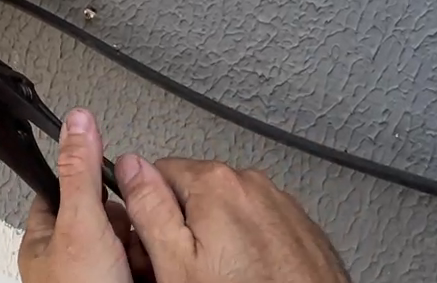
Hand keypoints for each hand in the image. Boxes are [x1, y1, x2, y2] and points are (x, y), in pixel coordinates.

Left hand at [19, 109, 151, 282]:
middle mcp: (70, 260)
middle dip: (131, 218)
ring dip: (148, 242)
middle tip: (134, 235)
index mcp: (45, 240)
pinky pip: (150, 265)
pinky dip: (157, 264)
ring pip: (132, 241)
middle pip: (109, 215)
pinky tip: (159, 270)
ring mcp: (99, 278)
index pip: (70, 188)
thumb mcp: (79, 226)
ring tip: (149, 258)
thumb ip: (80, 173)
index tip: (118, 175)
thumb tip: (78, 121)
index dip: (96, 178)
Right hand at [114, 154, 348, 282]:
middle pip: (197, 191)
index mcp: (215, 181)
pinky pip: (265, 228)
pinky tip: (256, 279)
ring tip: (228, 279)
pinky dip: (256, 249)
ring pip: (232, 211)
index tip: (160, 248)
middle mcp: (251, 182)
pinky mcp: (306, 231)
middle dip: (189, 226)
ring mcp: (283, 206)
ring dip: (224, 237)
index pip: (159, 173)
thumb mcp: (176, 265)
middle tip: (193, 273)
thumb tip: (130, 164)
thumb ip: (149, 206)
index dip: (154, 213)